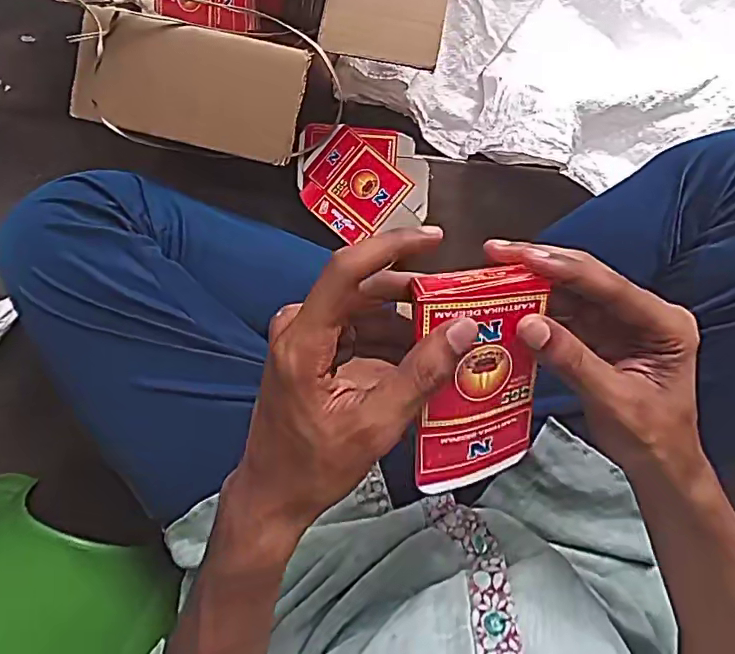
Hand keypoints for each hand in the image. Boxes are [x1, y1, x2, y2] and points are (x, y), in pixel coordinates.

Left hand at [225, 227, 477, 533]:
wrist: (272, 495)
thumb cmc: (312, 467)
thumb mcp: (374, 426)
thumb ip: (421, 374)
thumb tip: (462, 329)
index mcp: (302, 339)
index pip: (345, 269)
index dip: (391, 246)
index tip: (433, 238)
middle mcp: (298, 325)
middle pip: (362, 287)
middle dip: (412, 291)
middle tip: (456, 299)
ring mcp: (303, 333)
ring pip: (364, 306)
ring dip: (404, 317)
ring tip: (446, 331)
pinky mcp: (312, 344)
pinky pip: (358, 325)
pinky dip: (390, 335)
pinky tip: (420, 352)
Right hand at [485, 241, 703, 481]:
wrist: (660, 469)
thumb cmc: (653, 440)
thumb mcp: (614, 402)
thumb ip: (573, 360)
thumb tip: (528, 324)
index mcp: (665, 323)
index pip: (610, 286)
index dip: (565, 268)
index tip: (526, 257)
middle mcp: (642, 312)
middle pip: (586, 278)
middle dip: (541, 263)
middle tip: (499, 252)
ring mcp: (618, 320)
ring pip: (570, 289)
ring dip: (533, 281)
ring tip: (496, 271)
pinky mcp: (599, 331)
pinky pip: (562, 311)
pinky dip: (535, 306)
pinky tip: (509, 300)